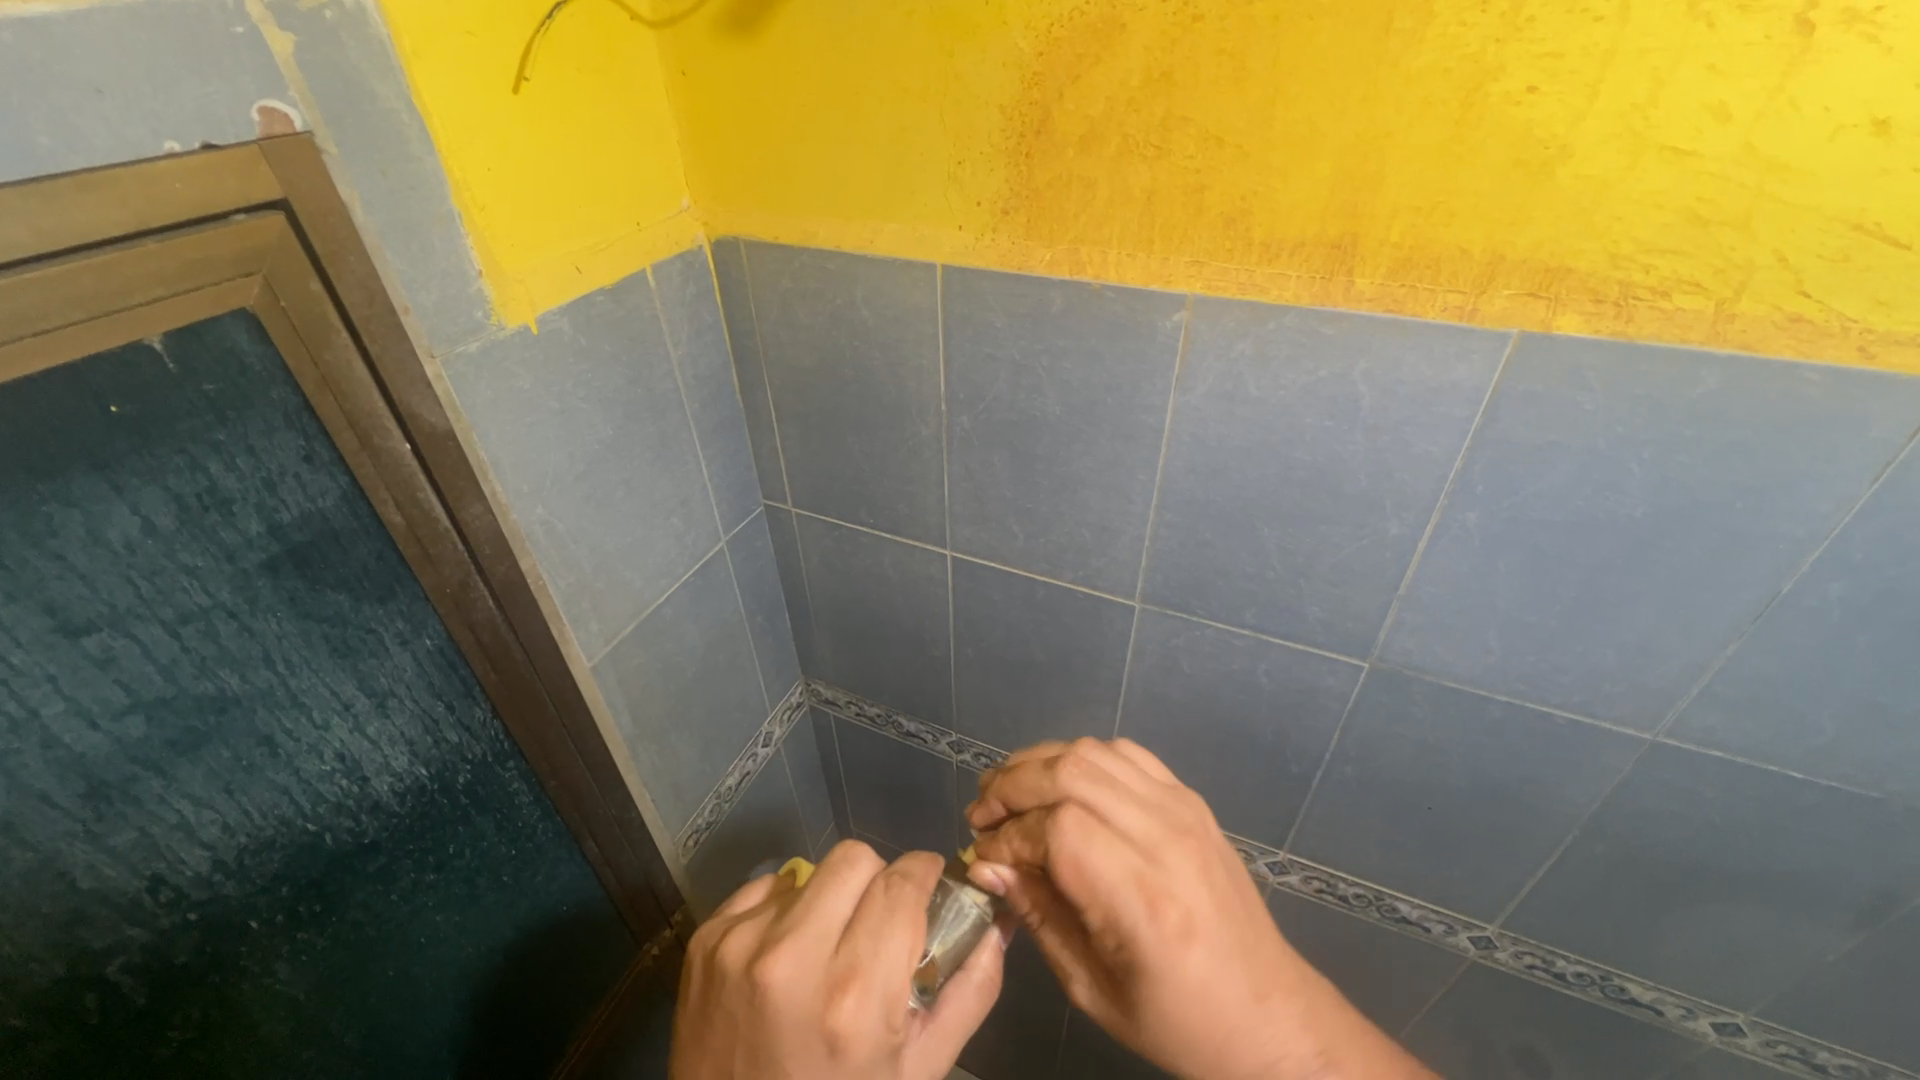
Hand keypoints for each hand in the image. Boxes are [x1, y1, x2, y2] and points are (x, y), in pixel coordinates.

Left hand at [670, 841, 1005, 1079]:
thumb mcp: (917, 1070)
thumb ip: (969, 992)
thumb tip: (998, 923)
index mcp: (855, 996)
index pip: (902, 883)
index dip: (924, 875)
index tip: (927, 885)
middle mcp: (793, 958)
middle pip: (856, 859)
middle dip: (878, 882)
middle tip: (877, 922)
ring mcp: (741, 945)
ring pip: (810, 869)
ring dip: (830, 897)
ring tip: (827, 945)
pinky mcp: (706, 940)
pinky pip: (765, 889)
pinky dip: (784, 910)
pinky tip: (784, 957)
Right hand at [966, 738, 1433, 1079]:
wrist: (1267, 1012)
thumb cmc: (1177, 1020)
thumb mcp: (1092, 989)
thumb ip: (1037, 914)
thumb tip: (987, 864)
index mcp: (1142, 897)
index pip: (1055, 829)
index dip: (1007, 836)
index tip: (982, 858)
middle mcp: (1165, 838)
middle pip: (1071, 772)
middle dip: (1012, 784)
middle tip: (981, 813)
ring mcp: (1184, 811)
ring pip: (1095, 752)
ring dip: (1041, 763)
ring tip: (1010, 793)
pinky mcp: (1192, 801)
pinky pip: (1127, 755)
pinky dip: (1083, 759)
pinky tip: (1063, 786)